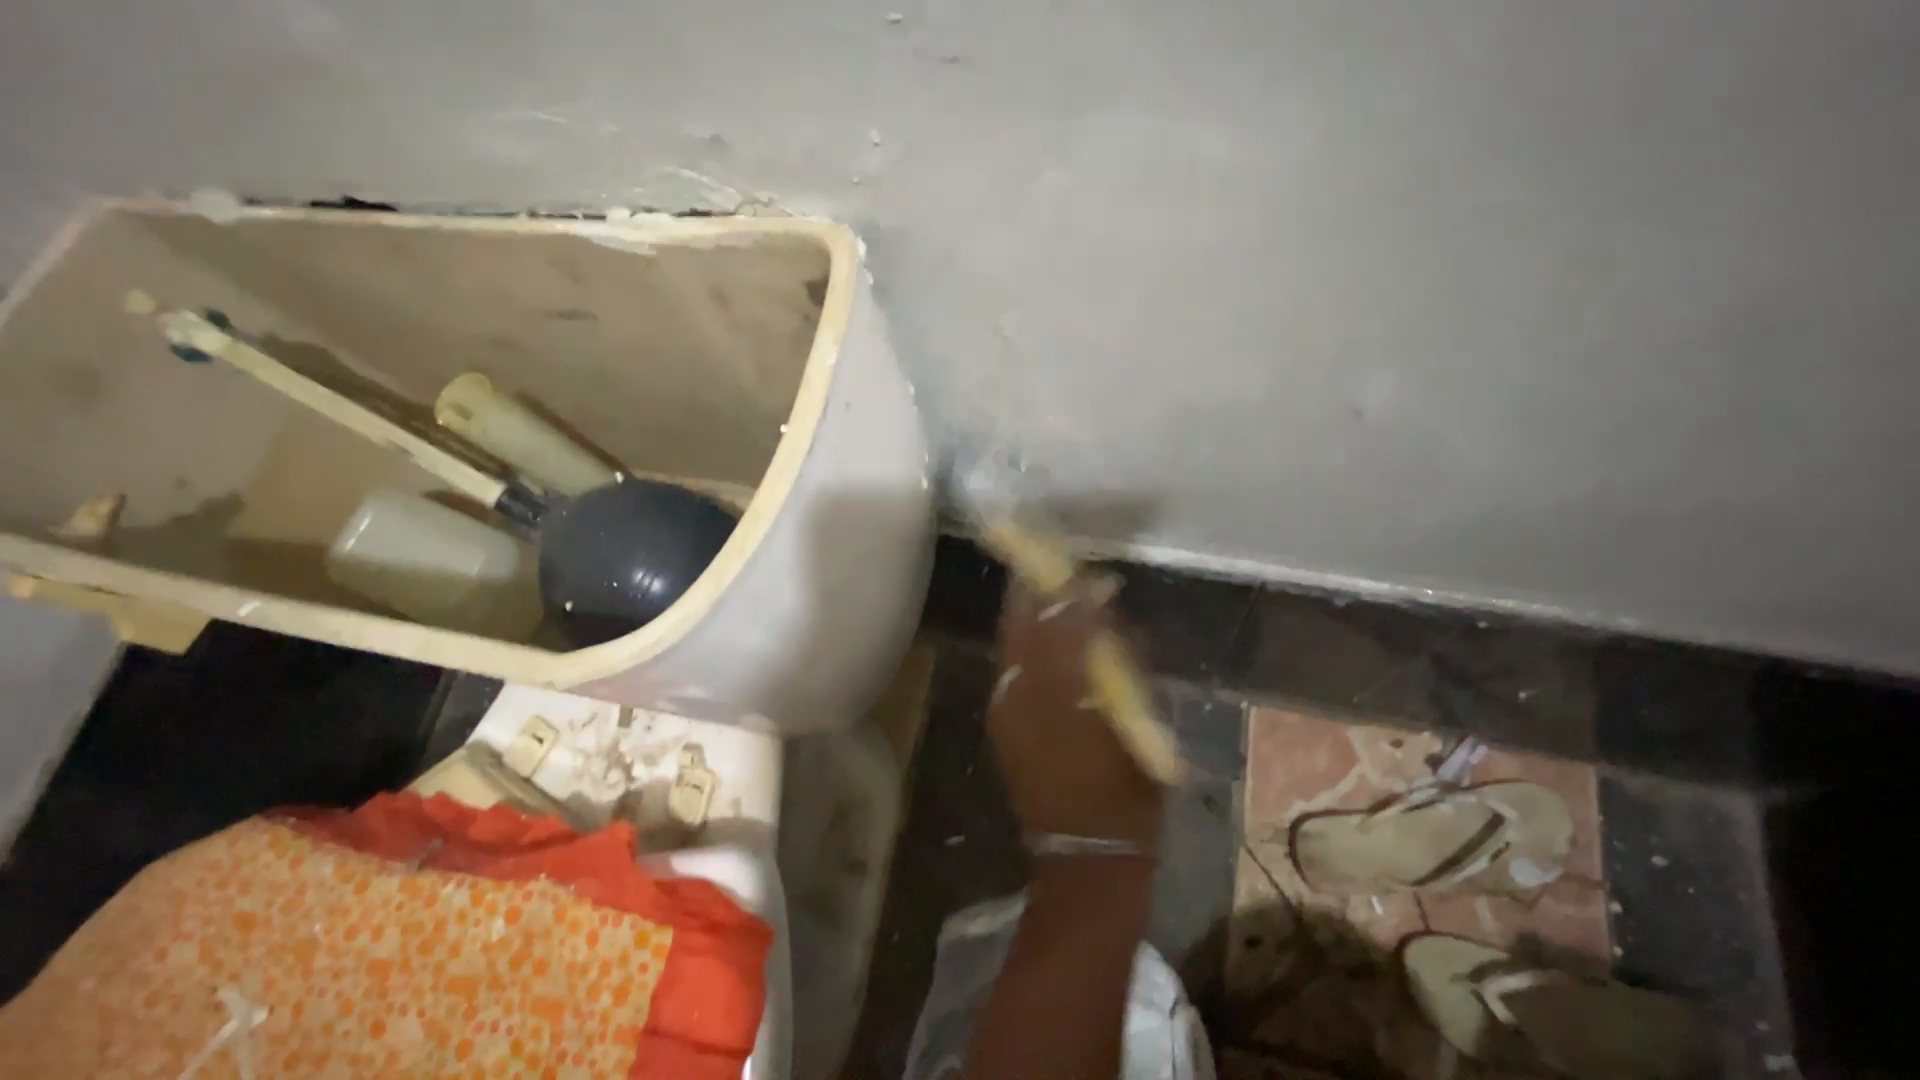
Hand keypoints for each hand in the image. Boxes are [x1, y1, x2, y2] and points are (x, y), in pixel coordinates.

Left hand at [987, 575, 1165, 848]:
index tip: (1094, 579)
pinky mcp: (1000, 725)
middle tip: (1055, 572)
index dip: (1077, 598)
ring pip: (1010, 647)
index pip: (1066, 628)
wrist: (1085, 852)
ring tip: (1042, 597)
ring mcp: (1006, 710)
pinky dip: (1020, 649)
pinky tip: (1034, 643)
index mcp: (1070, 695)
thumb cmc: (1128, 792)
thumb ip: (1123, 671)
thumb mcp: (1140, 727)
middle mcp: (1028, 696)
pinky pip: (1006, 672)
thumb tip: (1114, 624)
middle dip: (1037, 595)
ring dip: (1025, 618)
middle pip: (1025, 628)